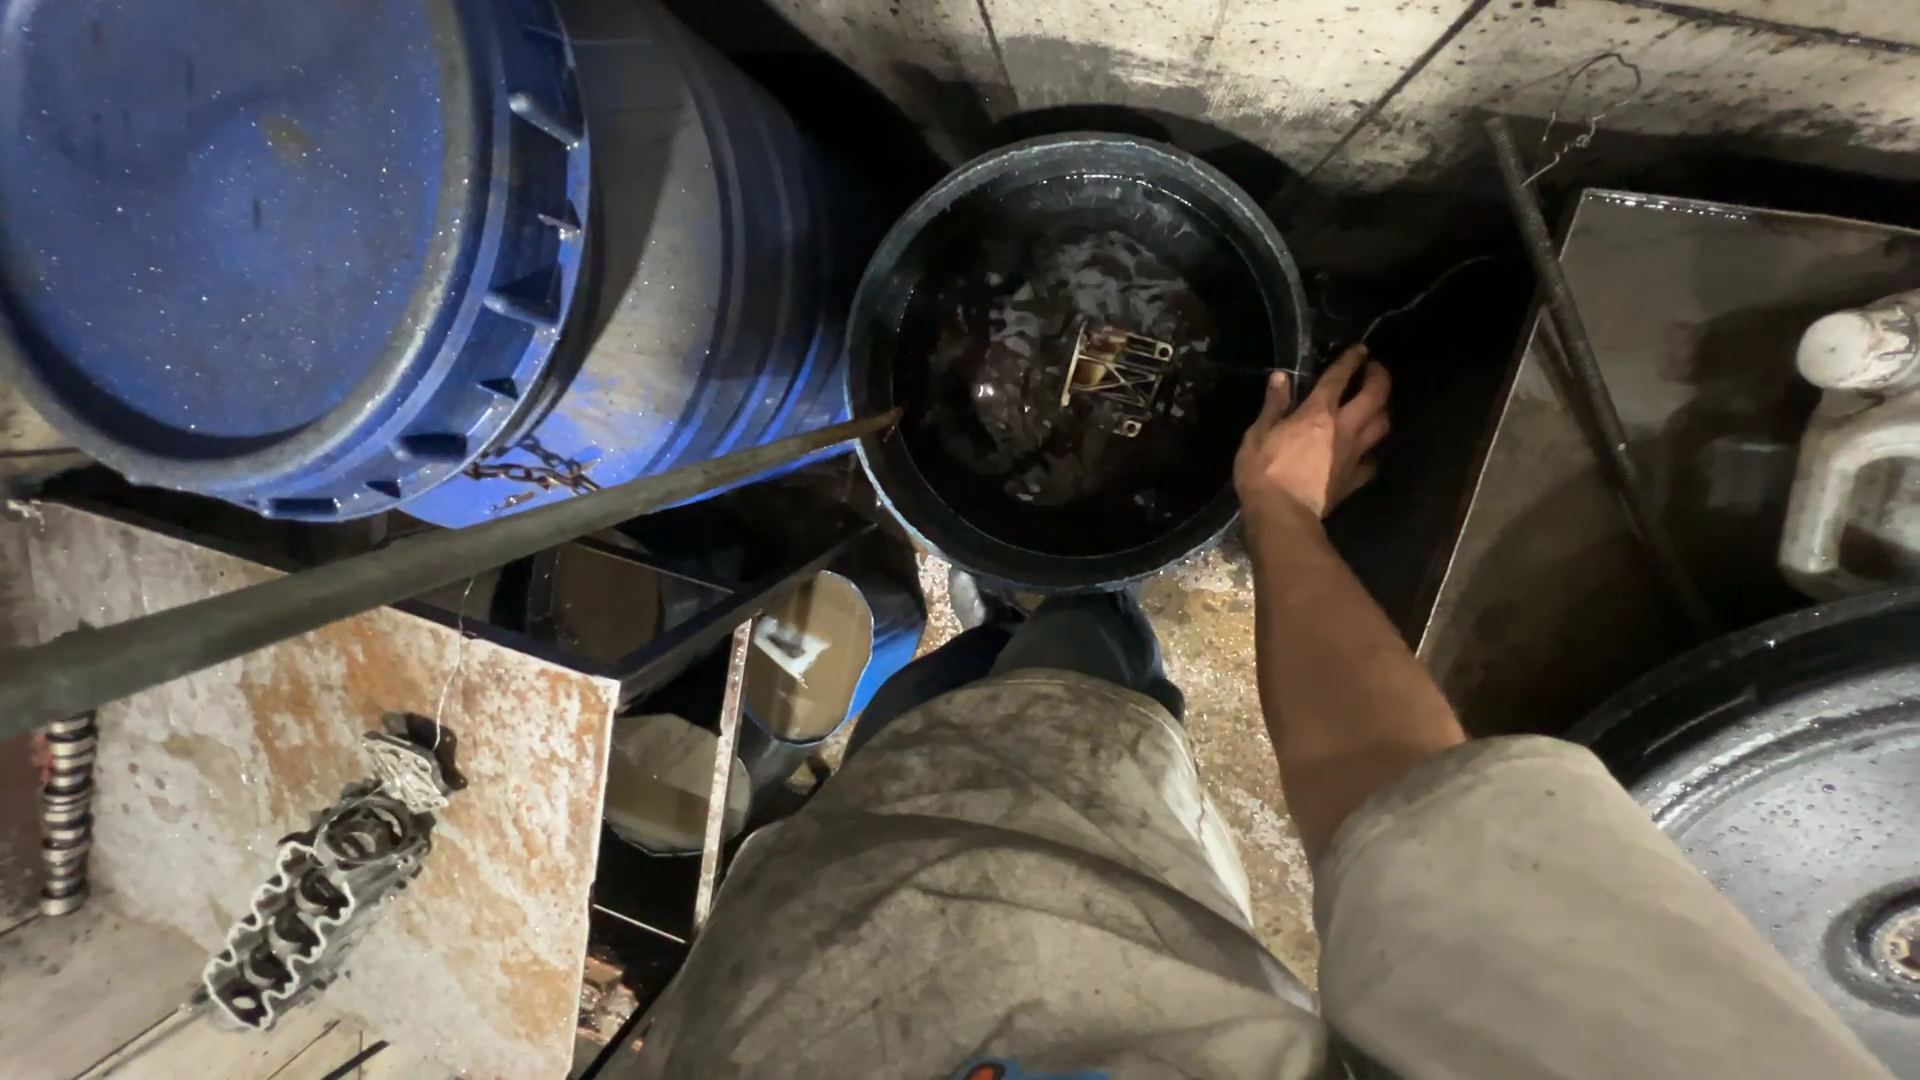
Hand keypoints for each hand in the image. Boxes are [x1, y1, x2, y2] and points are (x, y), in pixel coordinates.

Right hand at [1234, 343, 1390, 522]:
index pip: (1339, 378)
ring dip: (1383, 410)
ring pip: (1382, 425)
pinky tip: (1367, 451)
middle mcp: (1343, 428)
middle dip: (1379, 377)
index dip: (1351, 360)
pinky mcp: (1354, 479)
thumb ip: (1273, 406)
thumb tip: (1280, 377)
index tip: (1360, 350)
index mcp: (1317, 414)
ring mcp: (1353, 454)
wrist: (1281, 513)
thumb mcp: (1257, 435)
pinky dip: (1373, 452)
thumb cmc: (1262, 472)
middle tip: (1375, 370)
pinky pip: (1372, 461)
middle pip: (1375, 396)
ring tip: (1376, 405)